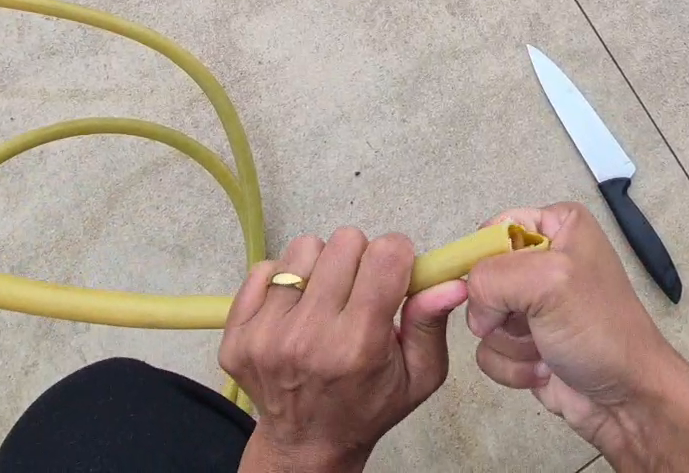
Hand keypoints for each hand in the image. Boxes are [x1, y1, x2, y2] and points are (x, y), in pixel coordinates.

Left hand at [221, 228, 467, 472]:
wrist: (305, 447)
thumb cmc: (368, 405)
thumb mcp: (419, 376)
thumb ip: (432, 324)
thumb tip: (452, 283)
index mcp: (359, 346)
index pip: (386, 254)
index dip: (397, 255)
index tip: (395, 273)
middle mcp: (309, 337)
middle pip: (346, 241)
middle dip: (360, 258)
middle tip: (359, 290)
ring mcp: (267, 335)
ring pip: (305, 247)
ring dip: (321, 266)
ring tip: (325, 300)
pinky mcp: (236, 334)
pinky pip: (264, 268)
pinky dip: (282, 280)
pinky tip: (295, 310)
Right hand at [463, 203, 688, 452]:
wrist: (628, 400)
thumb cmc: (599, 329)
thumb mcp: (547, 282)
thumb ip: (492, 276)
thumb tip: (474, 304)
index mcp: (559, 225)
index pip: (496, 226)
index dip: (486, 257)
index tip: (492, 288)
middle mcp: (546, 258)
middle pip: (484, 273)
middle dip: (499, 308)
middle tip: (528, 321)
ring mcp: (534, 303)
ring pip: (483, 315)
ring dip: (509, 341)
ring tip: (545, 348)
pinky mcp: (527, 341)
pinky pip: (490, 348)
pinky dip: (512, 365)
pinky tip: (544, 369)